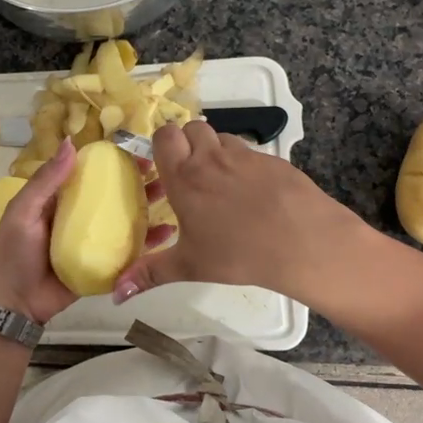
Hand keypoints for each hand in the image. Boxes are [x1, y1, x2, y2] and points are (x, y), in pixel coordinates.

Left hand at [0, 139, 174, 324]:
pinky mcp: (104, 266)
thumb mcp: (24, 211)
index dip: (113, 162)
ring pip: (126, 221)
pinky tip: (168, 232)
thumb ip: (46, 181)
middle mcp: (80, 218)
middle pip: (113, 196)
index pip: (90, 174)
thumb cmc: (14, 252)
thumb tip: (71, 142)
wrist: (14, 302)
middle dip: (137, 183)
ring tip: (172, 195)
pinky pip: (130, 252)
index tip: (137, 150)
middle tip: (162, 172)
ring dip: (148, 208)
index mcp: (60, 200)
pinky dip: (149, 243)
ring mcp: (94, 243)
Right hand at [113, 121, 376, 305]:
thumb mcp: (189, 266)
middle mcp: (212, 158)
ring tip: (217, 184)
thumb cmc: (238, 254)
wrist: (307, 244)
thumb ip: (149, 273)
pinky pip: (250, 154)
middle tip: (185, 173)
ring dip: (213, 152)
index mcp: (185, 177)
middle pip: (191, 128)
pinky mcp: (275, 162)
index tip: (158, 167)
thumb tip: (116, 294)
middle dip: (185, 143)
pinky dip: (242, 166)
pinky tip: (250, 196)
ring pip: (221, 138)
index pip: (164, 136)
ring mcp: (246, 157)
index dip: (159, 145)